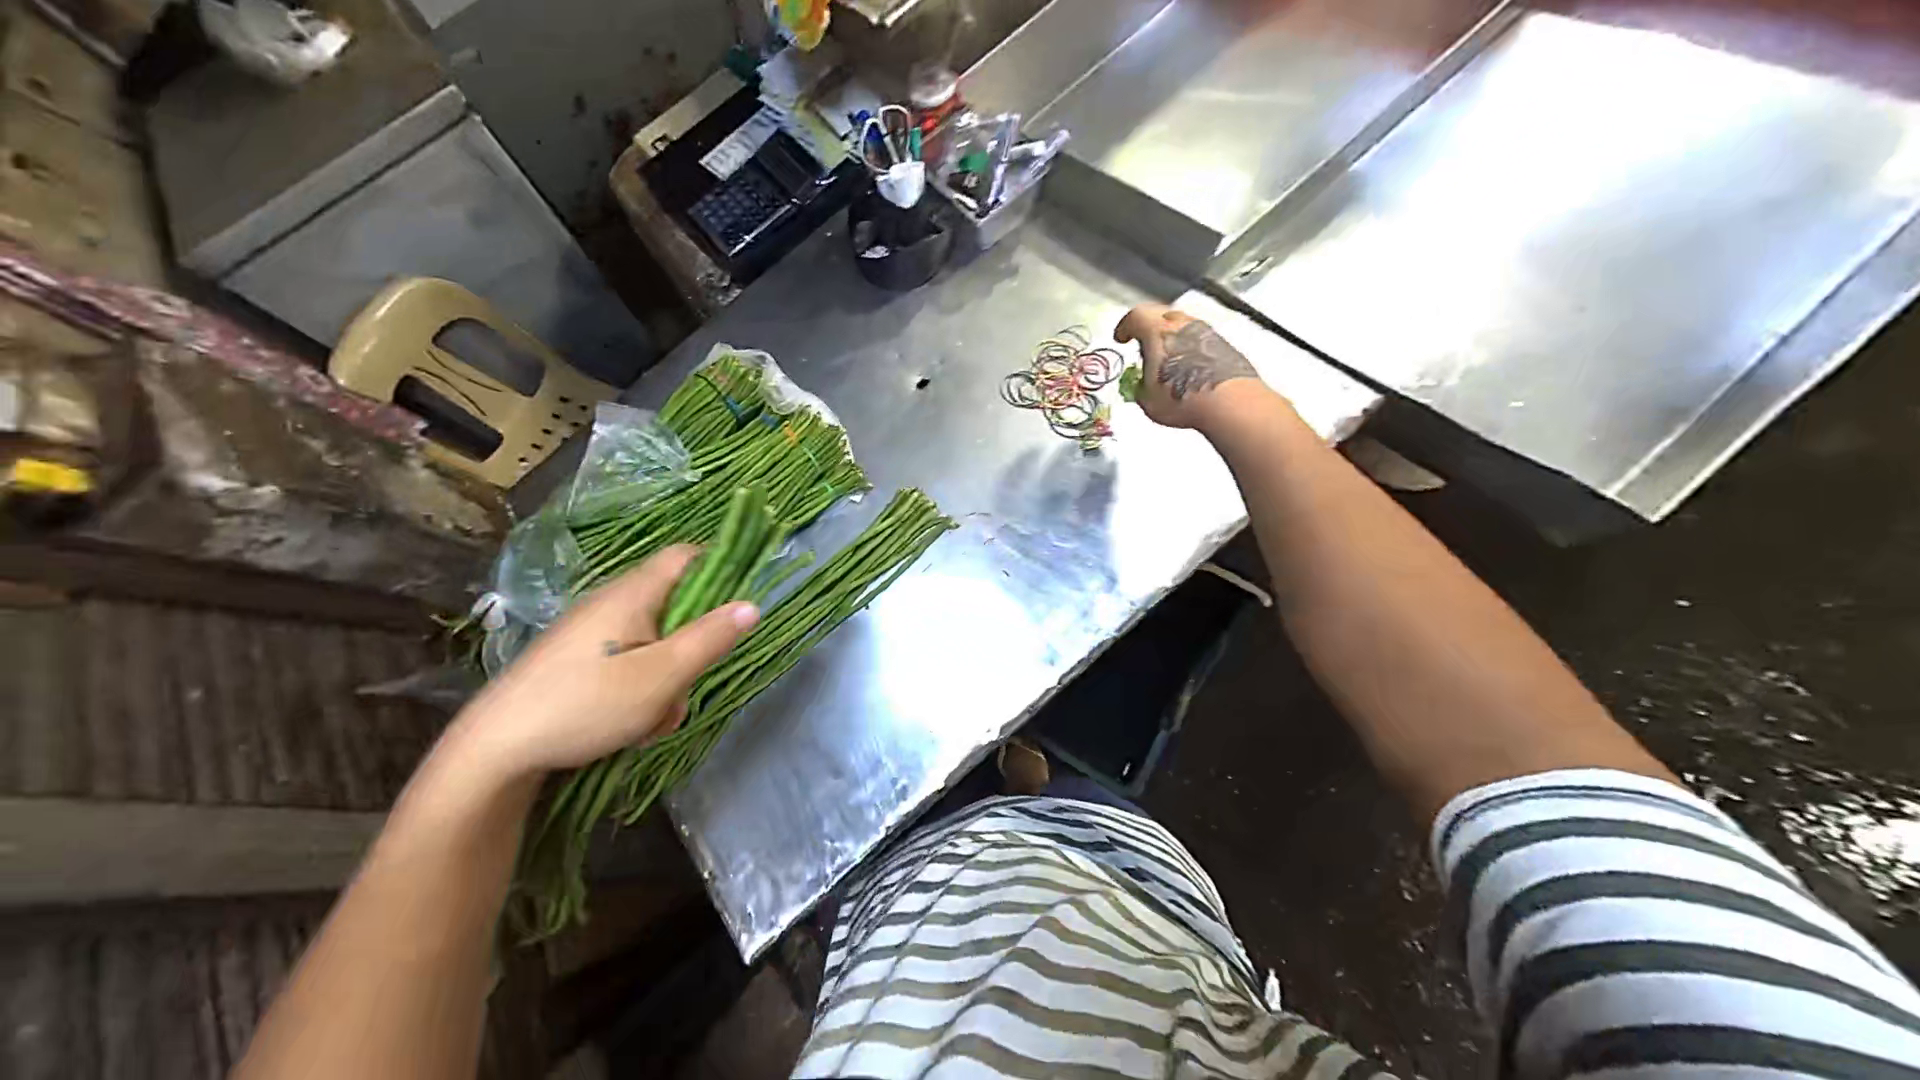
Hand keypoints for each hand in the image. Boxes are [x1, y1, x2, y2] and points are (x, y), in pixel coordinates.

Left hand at [444, 546, 758, 781]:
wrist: (496, 751)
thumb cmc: (586, 704)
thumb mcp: (662, 675)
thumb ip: (709, 639)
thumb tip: (752, 605)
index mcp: (633, 595)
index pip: (686, 556)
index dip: (719, 568)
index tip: (738, 603)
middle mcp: (612, 604)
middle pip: (675, 608)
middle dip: (692, 648)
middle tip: (688, 684)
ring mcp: (592, 633)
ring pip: (655, 643)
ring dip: (667, 678)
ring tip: (653, 719)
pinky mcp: (579, 661)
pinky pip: (629, 663)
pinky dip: (642, 689)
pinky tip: (631, 725)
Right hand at [1114, 304, 1272, 432]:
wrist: (1229, 402)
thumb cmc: (1184, 397)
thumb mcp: (1147, 400)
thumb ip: (1141, 387)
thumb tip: (1143, 388)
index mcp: (1157, 330)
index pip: (1135, 317)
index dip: (1125, 327)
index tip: (1122, 336)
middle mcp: (1183, 324)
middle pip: (1161, 315)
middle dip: (1149, 329)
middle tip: (1143, 346)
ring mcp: (1207, 332)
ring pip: (1183, 326)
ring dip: (1173, 339)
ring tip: (1167, 361)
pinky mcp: (1224, 345)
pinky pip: (1201, 341)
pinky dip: (1191, 349)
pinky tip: (1189, 369)